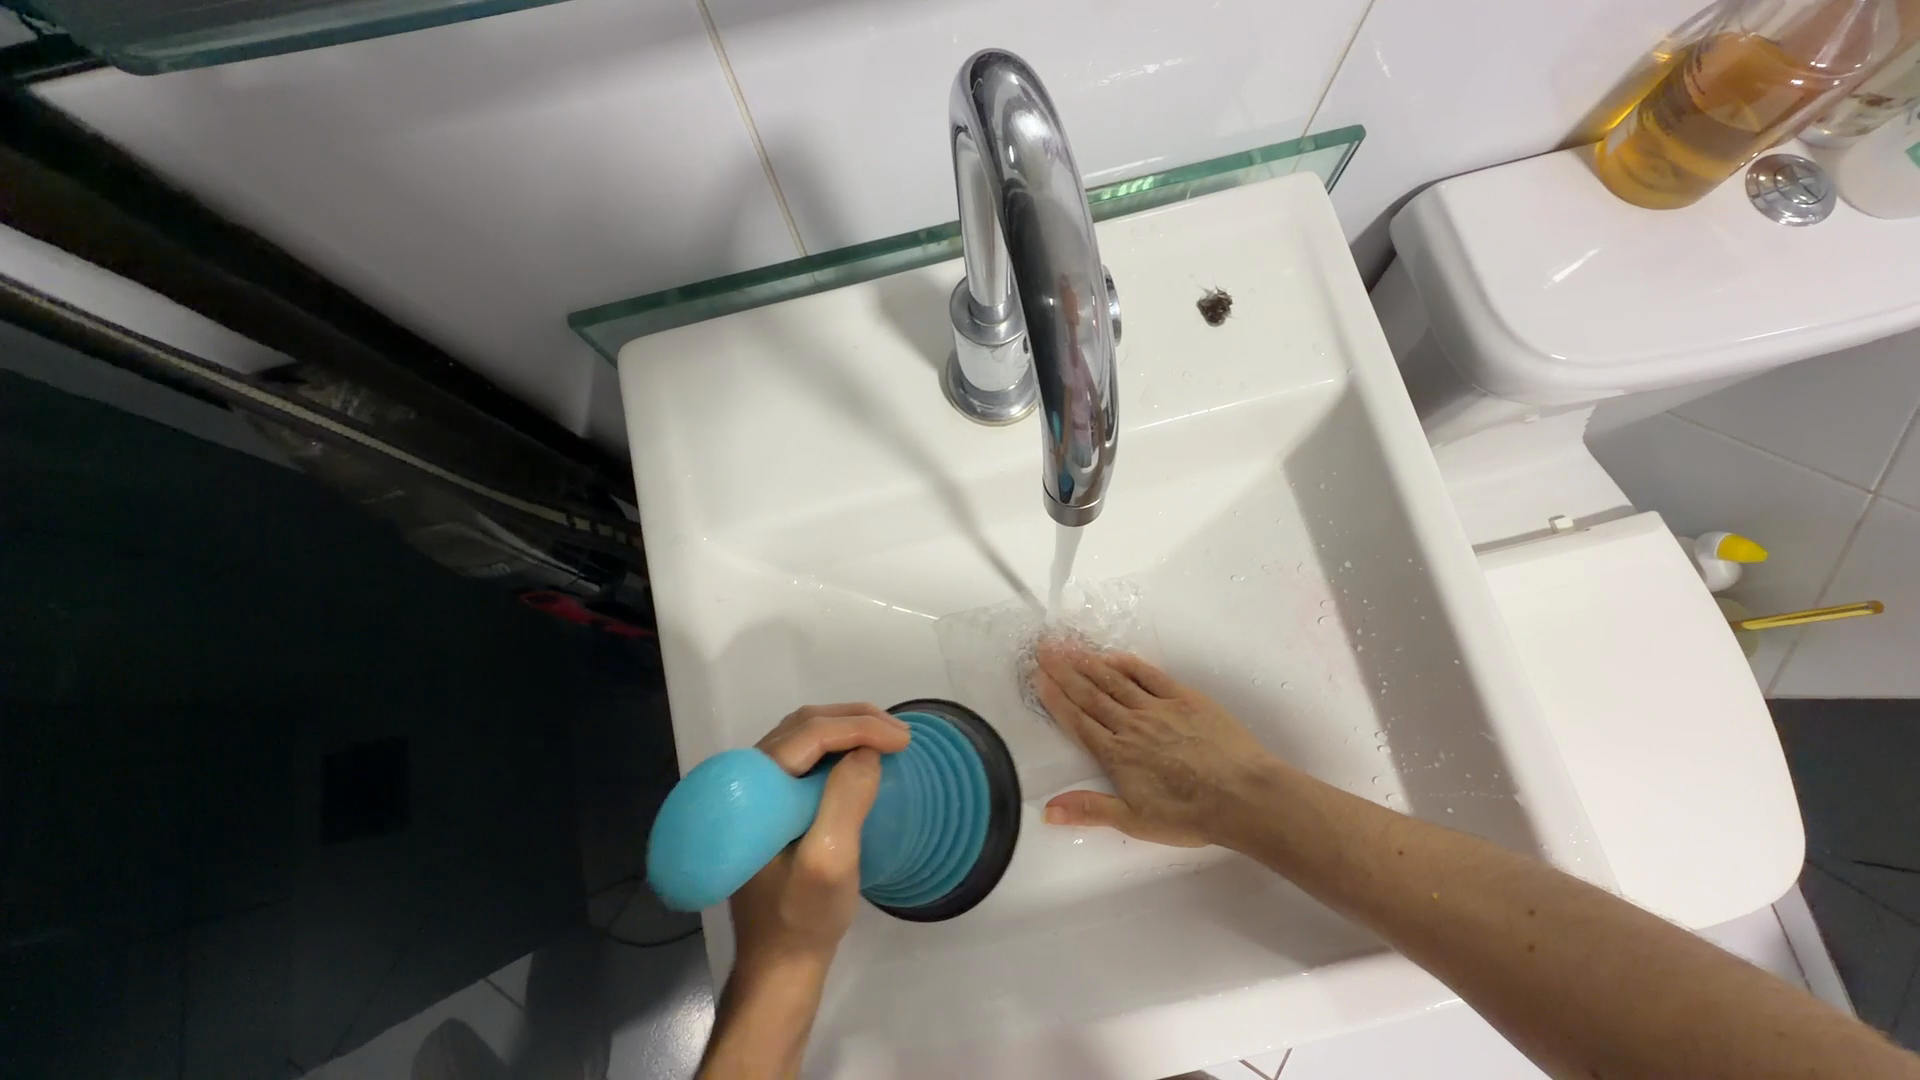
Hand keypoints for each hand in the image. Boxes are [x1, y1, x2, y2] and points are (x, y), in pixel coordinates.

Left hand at [728, 704, 910, 970]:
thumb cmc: (804, 917)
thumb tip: (868, 752)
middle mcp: (747, 780)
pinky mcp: (770, 802)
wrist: (779, 963)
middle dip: (857, 719)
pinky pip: (805, 754)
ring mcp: (757, 790)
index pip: (810, 733)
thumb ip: (845, 801)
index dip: (860, 727)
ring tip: (888, 738)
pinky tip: (863, 755)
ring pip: (805, 734)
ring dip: (849, 727)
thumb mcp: (830, 862)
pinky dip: (838, 745)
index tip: (904, 741)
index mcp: (753, 789)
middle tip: (901, 736)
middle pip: (805, 725)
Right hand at [1032, 643, 1278, 847]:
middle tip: (1043, 649)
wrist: (1242, 796)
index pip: (1077, 720)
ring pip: (1115, 680)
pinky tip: (1113, 656)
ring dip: (1088, 663)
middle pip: (1090, 694)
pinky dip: (1128, 664)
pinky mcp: (1185, 698)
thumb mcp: (1135, 821)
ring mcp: (1158, 708)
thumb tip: (1047, 811)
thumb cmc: (1189, 815)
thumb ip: (1090, 809)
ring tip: (1068, 647)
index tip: (1037, 677)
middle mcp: (1131, 725)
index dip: (1055, 698)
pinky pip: (1150, 675)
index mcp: (1116, 754)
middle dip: (1063, 671)